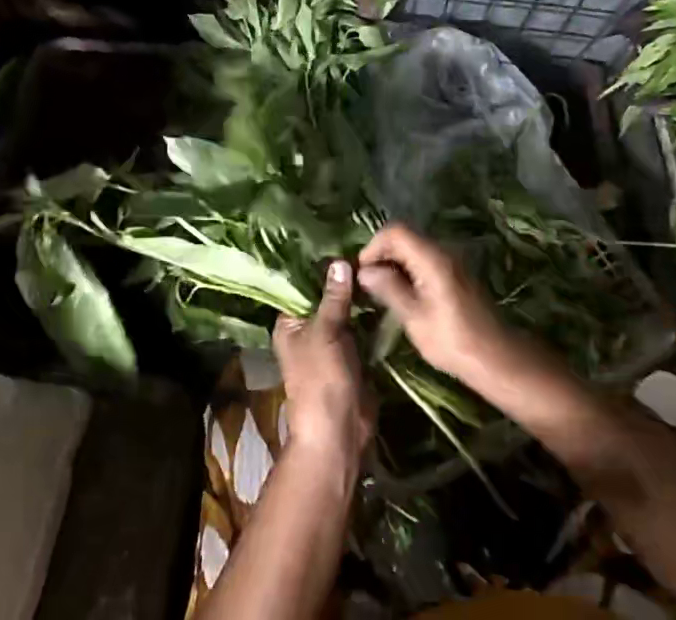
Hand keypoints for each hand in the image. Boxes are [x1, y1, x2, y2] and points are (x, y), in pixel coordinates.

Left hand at [273, 260, 372, 464]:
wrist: (340, 432)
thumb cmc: (322, 379)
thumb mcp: (326, 333)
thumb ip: (334, 298)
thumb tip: (340, 261)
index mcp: (289, 322)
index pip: (301, 286)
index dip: (320, 267)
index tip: (342, 243)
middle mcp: (307, 329)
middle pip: (325, 298)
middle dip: (344, 281)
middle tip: (368, 251)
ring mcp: (331, 343)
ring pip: (346, 313)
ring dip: (360, 298)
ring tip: (380, 266)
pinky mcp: (353, 356)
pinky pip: (361, 330)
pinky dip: (371, 317)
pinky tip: (386, 294)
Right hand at [356, 223, 506, 374]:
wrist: (501, 361)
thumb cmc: (454, 341)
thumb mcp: (414, 318)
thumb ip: (388, 289)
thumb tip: (365, 271)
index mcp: (432, 259)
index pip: (394, 232)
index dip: (373, 247)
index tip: (362, 272)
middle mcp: (443, 253)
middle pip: (403, 238)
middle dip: (381, 256)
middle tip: (367, 283)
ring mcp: (452, 264)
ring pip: (412, 250)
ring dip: (393, 265)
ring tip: (380, 292)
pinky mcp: (455, 276)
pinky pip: (423, 262)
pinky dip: (407, 272)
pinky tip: (401, 297)